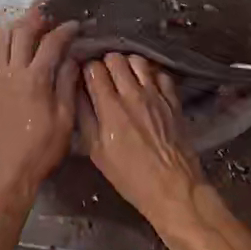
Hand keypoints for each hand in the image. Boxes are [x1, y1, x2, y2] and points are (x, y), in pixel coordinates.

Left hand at [0, 9, 78, 202]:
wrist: (10, 165)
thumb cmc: (43, 146)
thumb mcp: (65, 118)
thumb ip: (67, 84)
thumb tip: (73, 58)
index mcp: (35, 79)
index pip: (51, 44)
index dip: (64, 31)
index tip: (76, 25)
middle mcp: (13, 70)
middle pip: (22, 32)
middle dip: (37, 17)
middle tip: (50, 12)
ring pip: (2, 37)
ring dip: (16, 24)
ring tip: (30, 20)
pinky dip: (2, 37)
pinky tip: (10, 38)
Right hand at [78, 53, 203, 218]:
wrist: (175, 191)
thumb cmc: (130, 175)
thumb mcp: (96, 151)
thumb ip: (85, 116)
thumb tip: (76, 91)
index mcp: (110, 107)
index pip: (93, 68)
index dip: (86, 70)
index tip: (84, 78)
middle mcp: (133, 94)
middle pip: (115, 58)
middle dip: (105, 63)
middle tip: (103, 77)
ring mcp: (156, 96)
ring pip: (138, 60)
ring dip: (127, 65)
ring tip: (124, 77)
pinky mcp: (173, 101)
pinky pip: (161, 74)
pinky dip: (151, 74)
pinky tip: (146, 85)